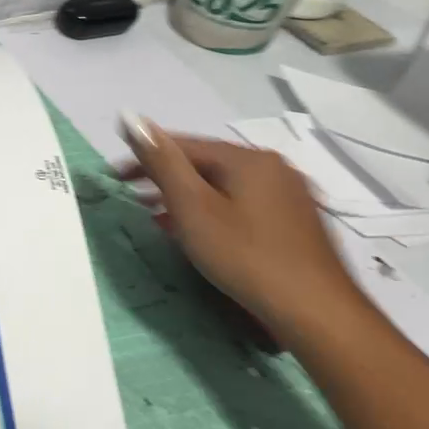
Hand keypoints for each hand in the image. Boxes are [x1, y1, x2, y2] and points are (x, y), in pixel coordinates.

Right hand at [119, 116, 364, 339]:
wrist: (314, 310)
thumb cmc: (243, 255)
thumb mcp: (191, 206)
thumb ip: (161, 160)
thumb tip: (131, 118)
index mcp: (249, 158)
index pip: (182, 146)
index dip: (143, 158)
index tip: (114, 177)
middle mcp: (274, 168)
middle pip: (205, 164)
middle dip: (165, 178)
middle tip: (133, 198)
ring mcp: (290, 194)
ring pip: (224, 185)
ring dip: (187, 195)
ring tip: (159, 215)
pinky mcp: (296, 220)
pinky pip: (243, 202)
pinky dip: (214, 209)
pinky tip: (201, 230)